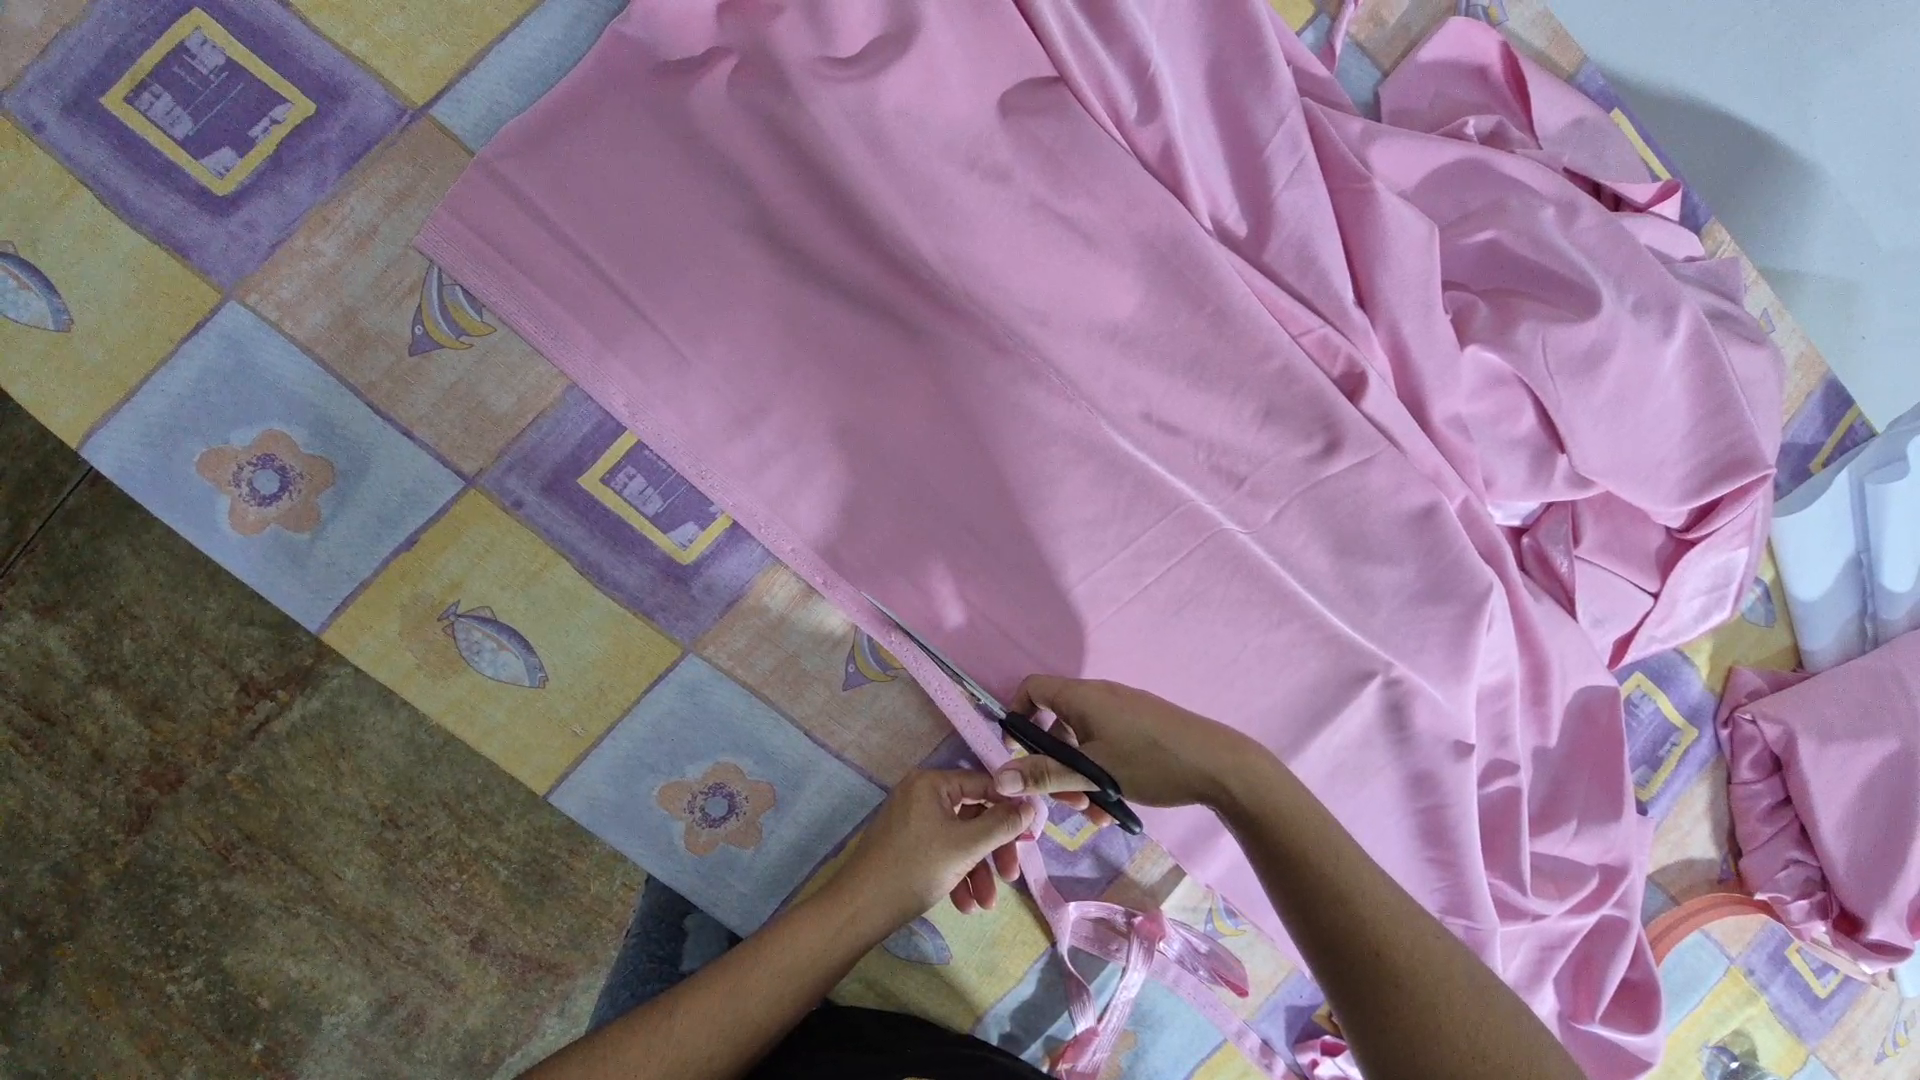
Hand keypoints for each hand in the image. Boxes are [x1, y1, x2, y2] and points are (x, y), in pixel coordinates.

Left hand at [831, 769, 1039, 929]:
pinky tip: (964, 905)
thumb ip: (1002, 825)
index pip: (984, 784)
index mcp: (932, 783)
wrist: (858, 910)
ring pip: (960, 839)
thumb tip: (1031, 806)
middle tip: (1012, 876)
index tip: (1032, 834)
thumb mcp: (965, 847)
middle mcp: (922, 794)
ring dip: (977, 870)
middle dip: (993, 850)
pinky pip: (943, 851)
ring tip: (986, 904)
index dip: (1011, 808)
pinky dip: (957, 874)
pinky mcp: (908, 844)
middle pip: (974, 815)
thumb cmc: (914, 869)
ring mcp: (913, 819)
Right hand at [994, 676, 1266, 811]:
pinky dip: (1100, 772)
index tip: (1017, 755)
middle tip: (1064, 800)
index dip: (1016, 718)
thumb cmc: (1151, 762)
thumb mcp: (1093, 772)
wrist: (1221, 765)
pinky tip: (1114, 806)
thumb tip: (998, 778)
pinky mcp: (1142, 726)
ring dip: (1078, 776)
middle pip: (1056, 722)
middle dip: (1052, 762)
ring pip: (1083, 741)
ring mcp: (1123, 710)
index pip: (1031, 689)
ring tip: (1094, 812)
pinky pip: (1105, 745)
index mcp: (1082, 696)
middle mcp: (1099, 696)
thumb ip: (1044, 774)